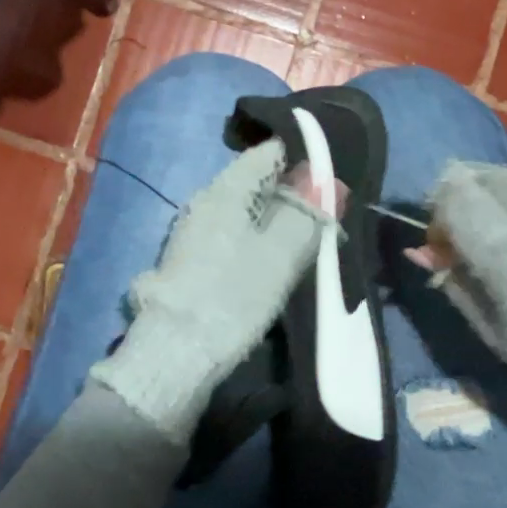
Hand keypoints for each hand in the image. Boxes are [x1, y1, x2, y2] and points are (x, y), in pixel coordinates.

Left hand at [90, 140, 327, 441]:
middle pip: (253, 183)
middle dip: (289, 193)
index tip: (330, 177)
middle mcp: (202, 203)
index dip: (300, 159)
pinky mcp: (189, 263)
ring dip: (272, 221)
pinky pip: (230, 237)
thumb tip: (325, 181)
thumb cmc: (233, 297)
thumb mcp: (281, 254)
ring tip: (305, 239)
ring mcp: (191, 234)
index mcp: (223, 190)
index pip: (266, 153)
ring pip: (242, 212)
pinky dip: (253, 242)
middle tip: (326, 213)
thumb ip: (305, 214)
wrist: (176, 354)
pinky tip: (270, 263)